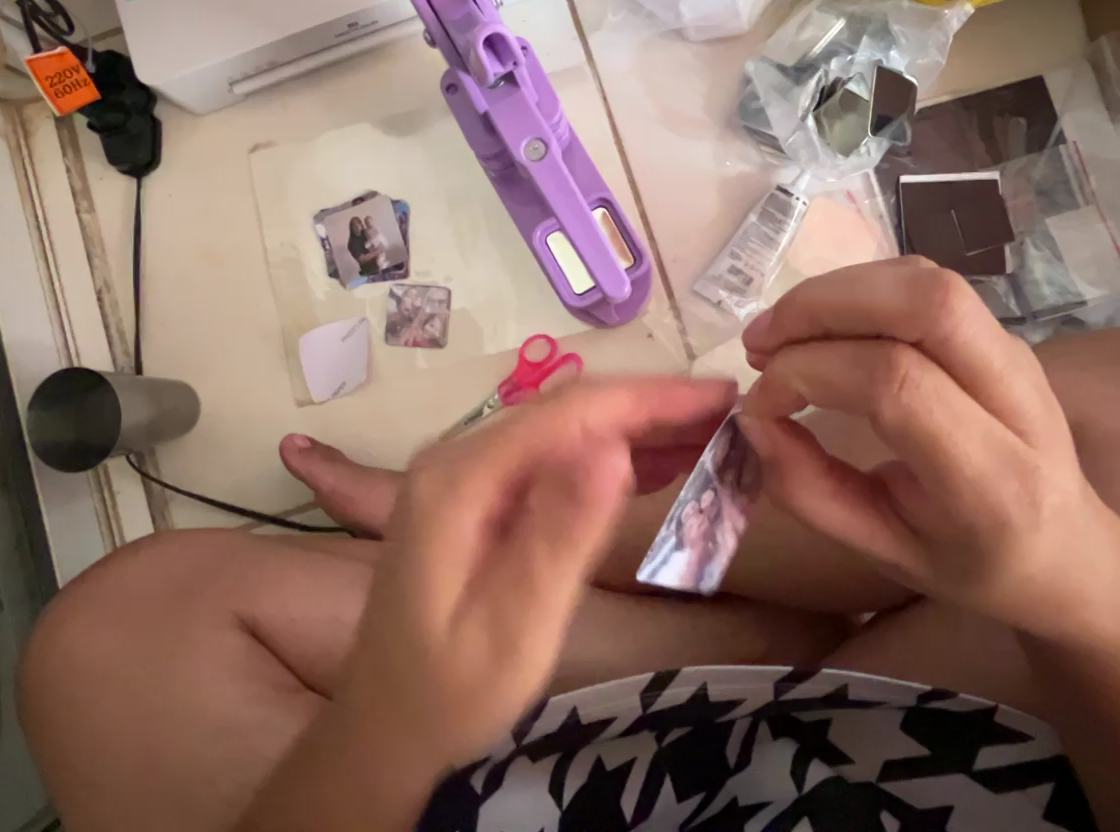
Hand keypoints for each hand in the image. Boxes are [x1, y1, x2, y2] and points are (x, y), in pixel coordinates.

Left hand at [331, 376, 738, 768]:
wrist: (387, 723)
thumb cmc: (451, 692)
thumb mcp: (513, 627)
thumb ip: (560, 535)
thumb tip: (614, 449)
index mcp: (461, 478)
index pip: (571, 413)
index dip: (651, 398)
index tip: (722, 398)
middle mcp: (461, 456)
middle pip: (571, 411)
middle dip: (653, 406)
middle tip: (732, 414)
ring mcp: (470, 472)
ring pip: (569, 429)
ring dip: (639, 427)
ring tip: (713, 433)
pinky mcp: (484, 493)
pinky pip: (558, 457)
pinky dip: (614, 456)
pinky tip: (662, 463)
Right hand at [738, 259, 1119, 640]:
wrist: (1070, 553)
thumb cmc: (972, 565)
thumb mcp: (883, 552)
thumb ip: (810, 490)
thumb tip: (753, 418)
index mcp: (992, 479)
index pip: (896, 383)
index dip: (808, 374)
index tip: (761, 405)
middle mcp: (1019, 400)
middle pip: (924, 303)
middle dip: (821, 307)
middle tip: (760, 343)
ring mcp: (1017, 355)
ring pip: (923, 281)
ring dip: (834, 292)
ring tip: (779, 332)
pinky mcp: (1000, 333)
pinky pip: (923, 284)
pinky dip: (856, 289)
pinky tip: (820, 324)